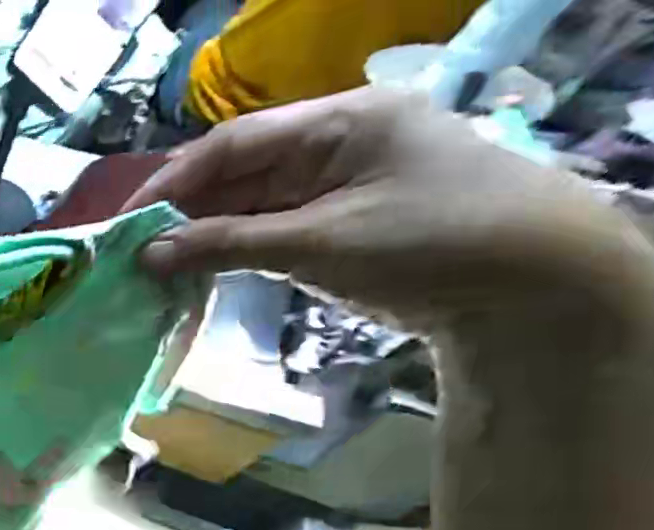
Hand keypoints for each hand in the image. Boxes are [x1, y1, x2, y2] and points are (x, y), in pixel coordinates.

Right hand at [127, 88, 653, 332]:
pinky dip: (227, 252)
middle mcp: (332, 143)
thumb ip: (229, 244)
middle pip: (235, 173)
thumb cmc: (430, 242)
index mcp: (339, 121)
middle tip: (128, 255)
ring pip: (245, 205)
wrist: (531, 284)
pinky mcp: (335, 224)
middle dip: (180, 213)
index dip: (170, 183)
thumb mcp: (320, 242)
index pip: (232, 144)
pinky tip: (194, 272)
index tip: (123, 225)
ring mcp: (334, 185)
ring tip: (150, 269)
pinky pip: (265, 231)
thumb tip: (148, 255)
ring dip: (199, 236)